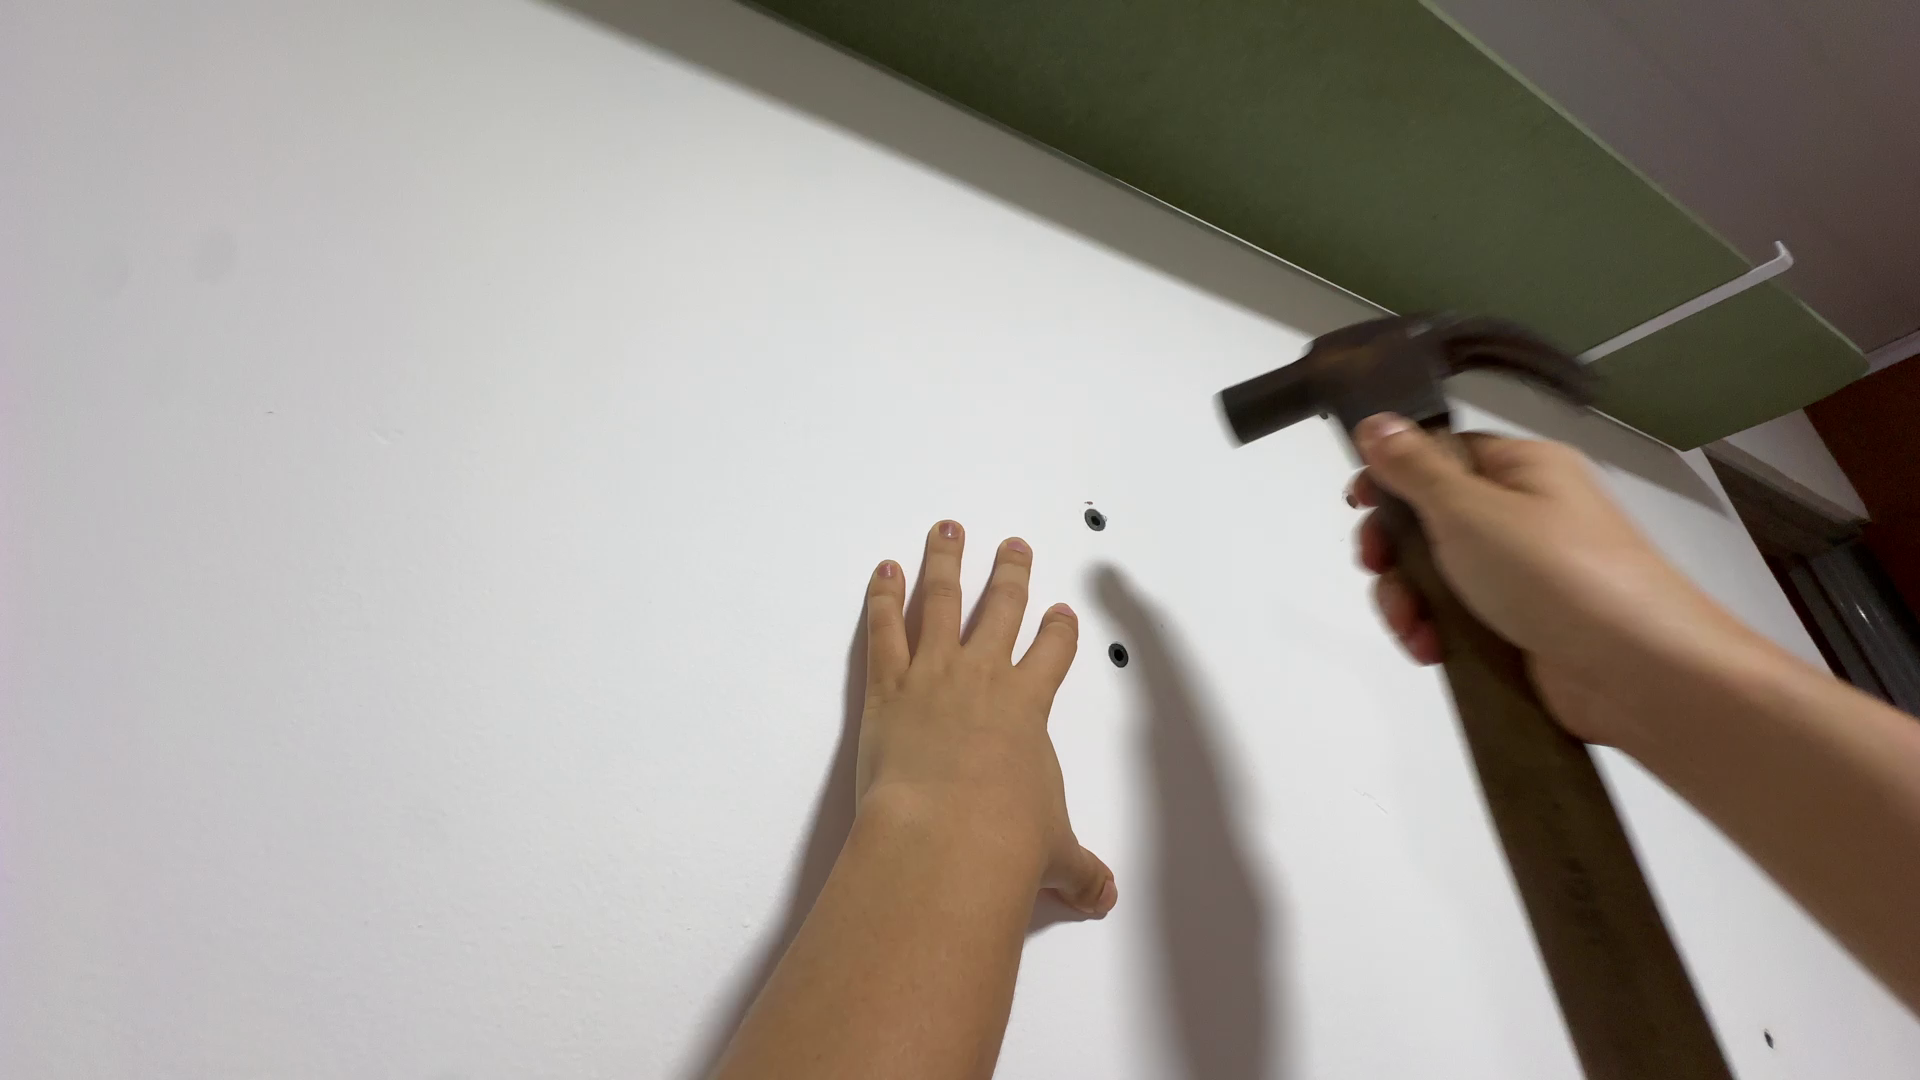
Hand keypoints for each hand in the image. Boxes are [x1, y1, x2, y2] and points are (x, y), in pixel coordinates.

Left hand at [857, 520, 1116, 916]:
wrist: (946, 840)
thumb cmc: (1004, 841)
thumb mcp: (1052, 854)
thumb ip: (1077, 869)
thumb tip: (1103, 895)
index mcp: (1027, 706)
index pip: (1051, 653)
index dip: (1058, 630)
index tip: (1060, 611)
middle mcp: (983, 677)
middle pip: (1001, 608)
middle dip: (1010, 573)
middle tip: (1013, 546)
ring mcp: (934, 674)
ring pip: (941, 600)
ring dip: (945, 561)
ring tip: (947, 529)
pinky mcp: (888, 686)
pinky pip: (884, 629)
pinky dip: (883, 596)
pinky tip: (886, 570)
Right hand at [1347, 414, 1752, 746]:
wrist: (1643, 675)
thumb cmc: (1554, 574)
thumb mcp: (1469, 510)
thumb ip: (1413, 468)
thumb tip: (1375, 420)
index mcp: (1520, 469)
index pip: (1438, 454)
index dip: (1392, 475)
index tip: (1358, 503)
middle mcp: (1519, 512)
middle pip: (1423, 516)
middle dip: (1390, 549)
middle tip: (1378, 568)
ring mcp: (1517, 569)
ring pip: (1429, 570)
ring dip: (1405, 597)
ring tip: (1412, 626)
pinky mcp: (1513, 619)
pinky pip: (1450, 611)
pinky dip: (1430, 627)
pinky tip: (1430, 647)